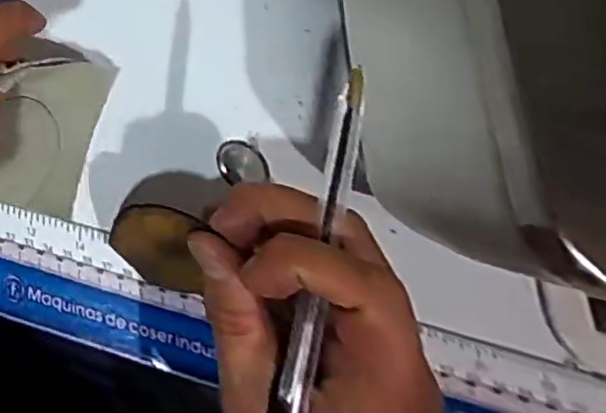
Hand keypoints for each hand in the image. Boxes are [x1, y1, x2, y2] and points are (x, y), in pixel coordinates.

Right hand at [187, 184, 441, 412]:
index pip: (364, 283)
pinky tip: (242, 255)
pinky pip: (323, 260)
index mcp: (387, 373)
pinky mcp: (356, 326)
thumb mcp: (257, 408)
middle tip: (223, 222)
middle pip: (351, 239)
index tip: (245, 274)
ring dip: (274, 221)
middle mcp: (399, 341)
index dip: (297, 258)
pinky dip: (278, 243)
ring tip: (225, 234)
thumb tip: (206, 242)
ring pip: (337, 239)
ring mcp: (381, 328)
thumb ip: (236, 326)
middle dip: (279, 212)